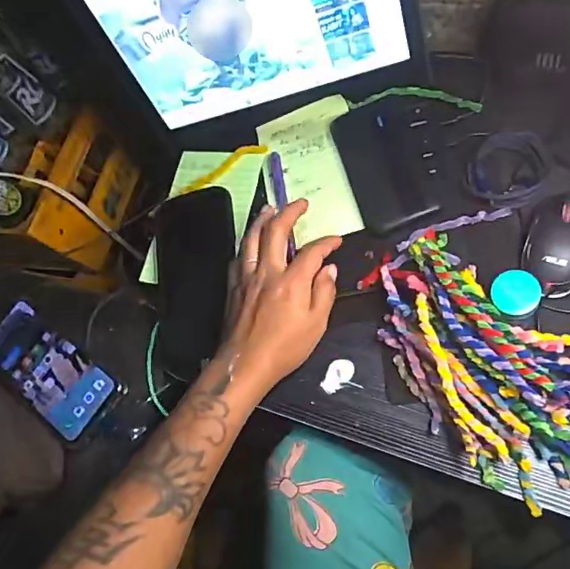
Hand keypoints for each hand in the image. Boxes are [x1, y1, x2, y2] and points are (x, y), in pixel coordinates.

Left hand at [219, 199, 342, 394]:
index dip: (326, 242)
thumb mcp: (316, 325)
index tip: (336, 240)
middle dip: (289, 212)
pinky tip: (251, 243)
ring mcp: (246, 277)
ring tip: (270, 208)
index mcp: (291, 282)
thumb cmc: (285, 349)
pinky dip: (247, 244)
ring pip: (251, 238)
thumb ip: (323, 293)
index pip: (312, 252)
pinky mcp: (233, 286)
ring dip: (262, 219)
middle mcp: (267, 272)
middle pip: (276, 231)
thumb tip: (329, 269)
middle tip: (300, 203)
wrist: (244, 365)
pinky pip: (239, 256)